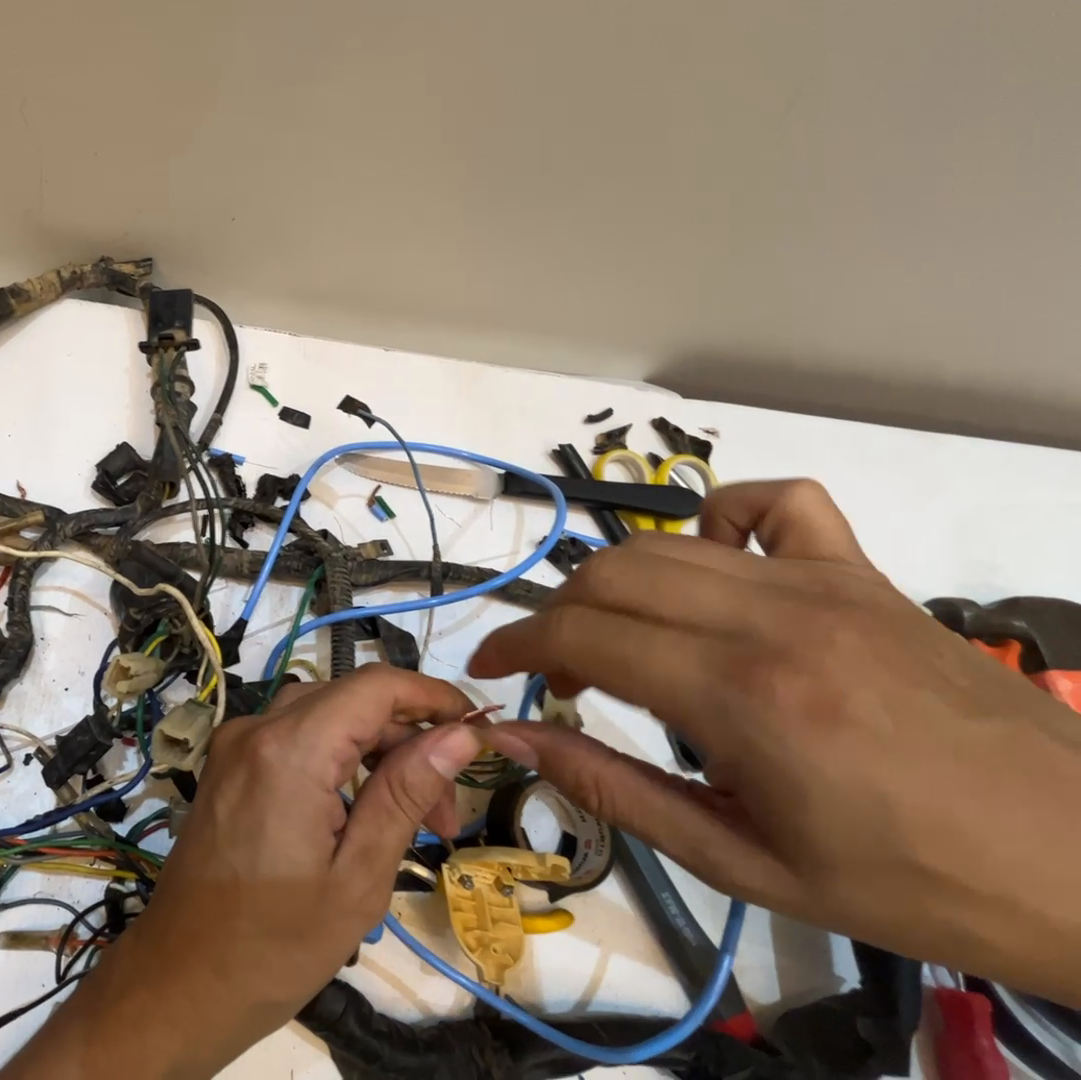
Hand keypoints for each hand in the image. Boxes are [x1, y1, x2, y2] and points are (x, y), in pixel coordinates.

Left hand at [0, 666, 483, 1078]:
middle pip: (348, 701)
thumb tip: (458, 734)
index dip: (432, 695)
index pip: (374, 686)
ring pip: (322, 720)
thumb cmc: (276, 943)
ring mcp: (233, 747)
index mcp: (287, 749)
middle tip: (445, 813)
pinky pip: (292, 742)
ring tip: (414, 822)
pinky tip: (361, 814)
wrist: (182, 978)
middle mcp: (254, 730)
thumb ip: (405, 793)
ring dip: (373, 754)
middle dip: (407, 740)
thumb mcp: (358, 876)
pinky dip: (335, 763)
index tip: (480, 730)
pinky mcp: (226, 769)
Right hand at [469, 480, 1080, 1003]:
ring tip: (615, 638)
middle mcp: (774, 620)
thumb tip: (514, 735)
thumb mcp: (737, 861)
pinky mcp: (868, 577)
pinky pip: (777, 505)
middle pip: (610, 577)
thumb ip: (609, 787)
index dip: (514, 644)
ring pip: (668, 544)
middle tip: (557, 675)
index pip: (580, 634)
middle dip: (555, 619)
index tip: (488, 669)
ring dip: (610, 584)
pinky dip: (720, 518)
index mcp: (740, 697)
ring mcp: (827, 586)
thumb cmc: (904, 883)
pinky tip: (712, 566)